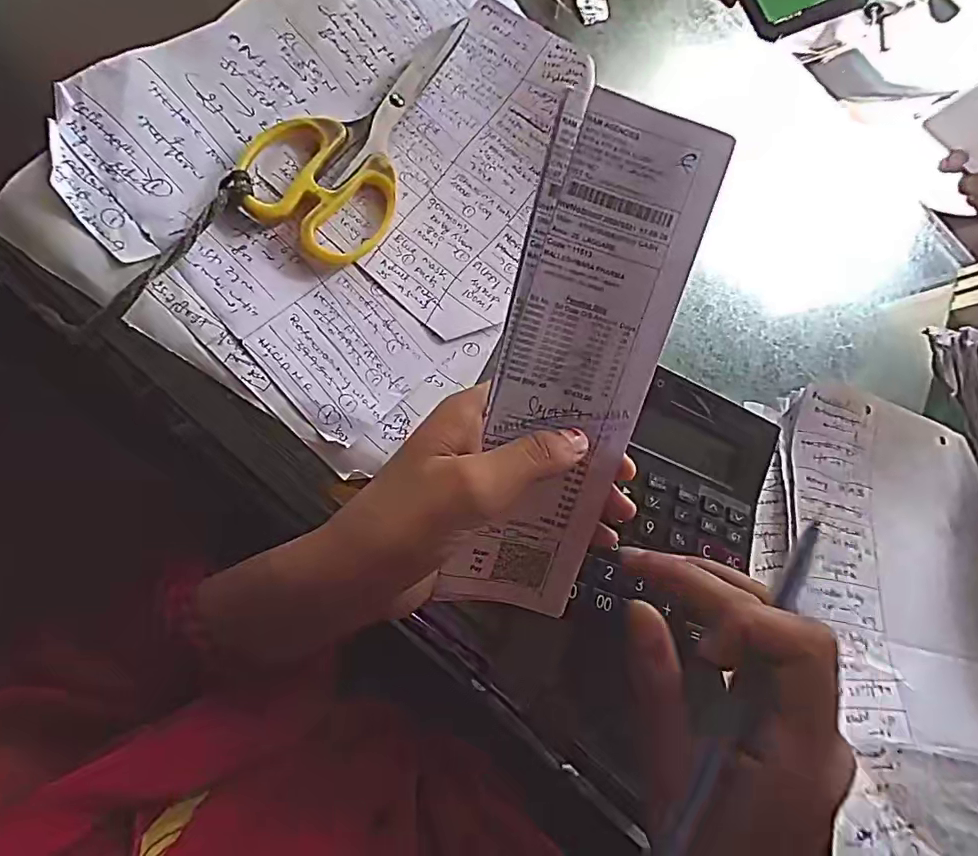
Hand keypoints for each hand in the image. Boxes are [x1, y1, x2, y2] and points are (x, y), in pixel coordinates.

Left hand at [323, 382, 636, 620]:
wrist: (352, 583)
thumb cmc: (404, 522)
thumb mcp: (471, 485)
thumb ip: (528, 459)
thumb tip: (580, 438)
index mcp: (467, 418)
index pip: (528, 394)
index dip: (572, 403)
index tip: (615, 418)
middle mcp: (474, 445)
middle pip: (540, 442)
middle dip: (584, 462)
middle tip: (626, 481)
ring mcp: (474, 486)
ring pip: (537, 483)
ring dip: (575, 499)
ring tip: (616, 519)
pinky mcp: (474, 523)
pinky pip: (523, 518)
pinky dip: (553, 529)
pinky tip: (583, 547)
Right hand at [621, 550, 854, 853]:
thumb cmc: (710, 855)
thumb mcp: (670, 774)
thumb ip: (658, 688)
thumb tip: (641, 612)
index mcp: (803, 751)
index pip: (802, 646)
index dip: (746, 620)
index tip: (692, 627)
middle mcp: (817, 732)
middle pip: (784, 623)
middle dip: (716, 586)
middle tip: (654, 567)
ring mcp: (806, 726)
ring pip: (773, 630)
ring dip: (717, 598)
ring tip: (662, 577)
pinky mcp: (785, 723)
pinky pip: (760, 654)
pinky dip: (720, 627)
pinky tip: (684, 619)